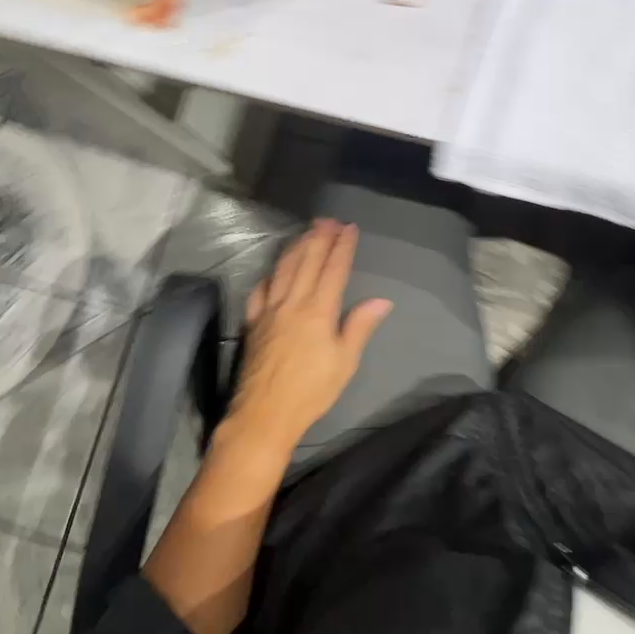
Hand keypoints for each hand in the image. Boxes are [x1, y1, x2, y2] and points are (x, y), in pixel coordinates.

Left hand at [227, 220, 392, 446]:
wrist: (264, 414)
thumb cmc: (311, 391)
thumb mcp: (344, 362)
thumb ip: (359, 327)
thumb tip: (381, 300)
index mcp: (318, 311)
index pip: (333, 270)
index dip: (342, 247)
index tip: (349, 227)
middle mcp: (293, 303)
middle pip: (307, 261)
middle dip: (319, 238)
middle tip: (327, 219)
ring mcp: (270, 310)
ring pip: (283, 269)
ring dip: (296, 247)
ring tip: (306, 232)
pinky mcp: (253, 322)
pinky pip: (261, 289)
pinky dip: (270, 274)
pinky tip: (274, 270)